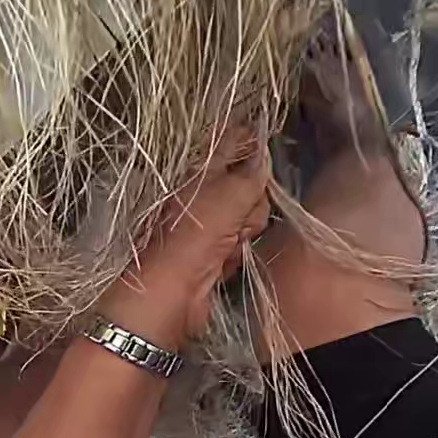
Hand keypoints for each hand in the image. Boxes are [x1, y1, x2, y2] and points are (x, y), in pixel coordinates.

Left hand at [101, 127, 270, 348]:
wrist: (170, 293)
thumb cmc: (192, 238)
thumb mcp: (227, 197)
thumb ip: (250, 175)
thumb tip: (264, 156)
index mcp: (198, 172)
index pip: (230, 143)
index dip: (252, 143)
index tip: (268, 148)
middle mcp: (202, 194)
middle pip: (248, 185)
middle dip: (253, 202)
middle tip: (241, 217)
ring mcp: (207, 226)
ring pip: (247, 217)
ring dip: (244, 232)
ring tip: (228, 244)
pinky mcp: (212, 255)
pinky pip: (239, 245)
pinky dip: (235, 255)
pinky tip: (224, 263)